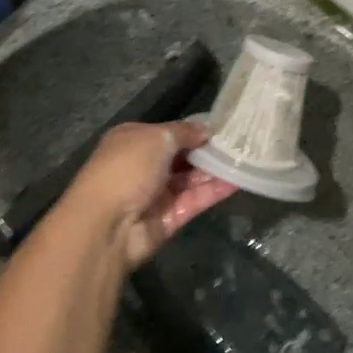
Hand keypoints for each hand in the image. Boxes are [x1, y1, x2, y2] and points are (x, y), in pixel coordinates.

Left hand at [60, 121, 237, 266]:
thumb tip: (207, 130)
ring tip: (245, 159)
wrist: (107, 225)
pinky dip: (214, 191)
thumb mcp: (157, 138)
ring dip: (214, 170)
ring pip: (190, 179)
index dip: (193, 130)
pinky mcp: (169, 219)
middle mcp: (144, 165)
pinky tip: (238, 180)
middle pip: (181, 156)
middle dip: (206, 151)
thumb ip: (184, 132)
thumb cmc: (127, 168)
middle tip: (240, 143)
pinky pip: (194, 201)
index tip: (222, 127)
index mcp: (133, 140)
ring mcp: (156, 193)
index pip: (168, 131)